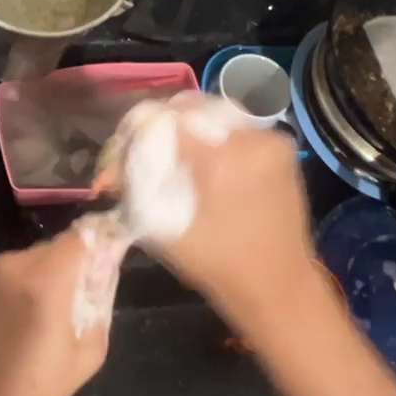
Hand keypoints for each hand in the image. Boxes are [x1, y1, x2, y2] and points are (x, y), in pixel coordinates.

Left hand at [0, 229, 108, 395]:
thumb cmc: (34, 391)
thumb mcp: (88, 352)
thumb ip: (101, 301)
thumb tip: (107, 269)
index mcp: (46, 281)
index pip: (83, 235)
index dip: (104, 239)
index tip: (117, 254)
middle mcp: (19, 264)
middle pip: (63, 244)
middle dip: (83, 260)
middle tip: (95, 292)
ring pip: (44, 255)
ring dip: (61, 272)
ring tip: (67, 311)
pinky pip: (26, 268)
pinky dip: (40, 281)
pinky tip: (42, 315)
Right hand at [134, 119, 329, 340]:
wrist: (279, 287)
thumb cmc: (217, 265)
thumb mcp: (162, 230)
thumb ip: (135, 187)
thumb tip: (115, 162)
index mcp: (223, 159)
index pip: (167, 118)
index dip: (139, 129)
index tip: (125, 147)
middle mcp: (251, 139)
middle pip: (191, 109)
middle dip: (162, 126)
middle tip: (143, 151)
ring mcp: (271, 140)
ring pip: (214, 114)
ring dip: (188, 130)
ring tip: (172, 155)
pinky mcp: (280, 148)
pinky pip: (236, 128)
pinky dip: (213, 138)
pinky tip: (202, 162)